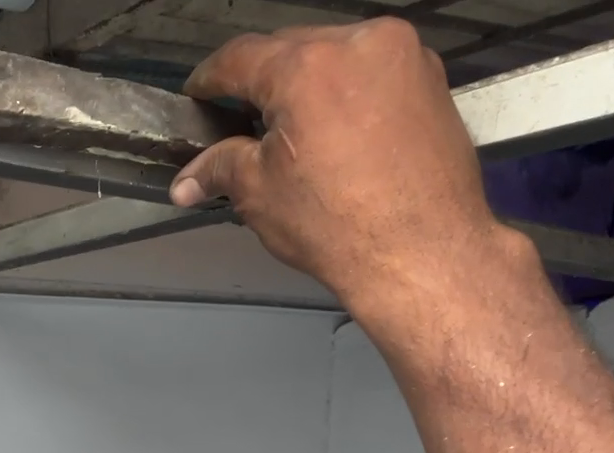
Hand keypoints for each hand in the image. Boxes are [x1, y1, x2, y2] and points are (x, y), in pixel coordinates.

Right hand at [170, 19, 503, 306]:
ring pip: (333, 54)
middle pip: (290, 48)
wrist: (420, 249)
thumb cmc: (333, 223)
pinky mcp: (429, 76)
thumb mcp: (258, 194)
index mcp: (307, 67)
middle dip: (259, 81)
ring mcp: (401, 54)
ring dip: (303, 82)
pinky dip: (342, 89)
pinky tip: (331, 129)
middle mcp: (358, 43)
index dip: (209, 78)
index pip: (240, 57)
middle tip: (237, 120)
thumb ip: (219, 169)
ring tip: (287, 126)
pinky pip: (369, 68)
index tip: (195, 95)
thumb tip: (184, 182)